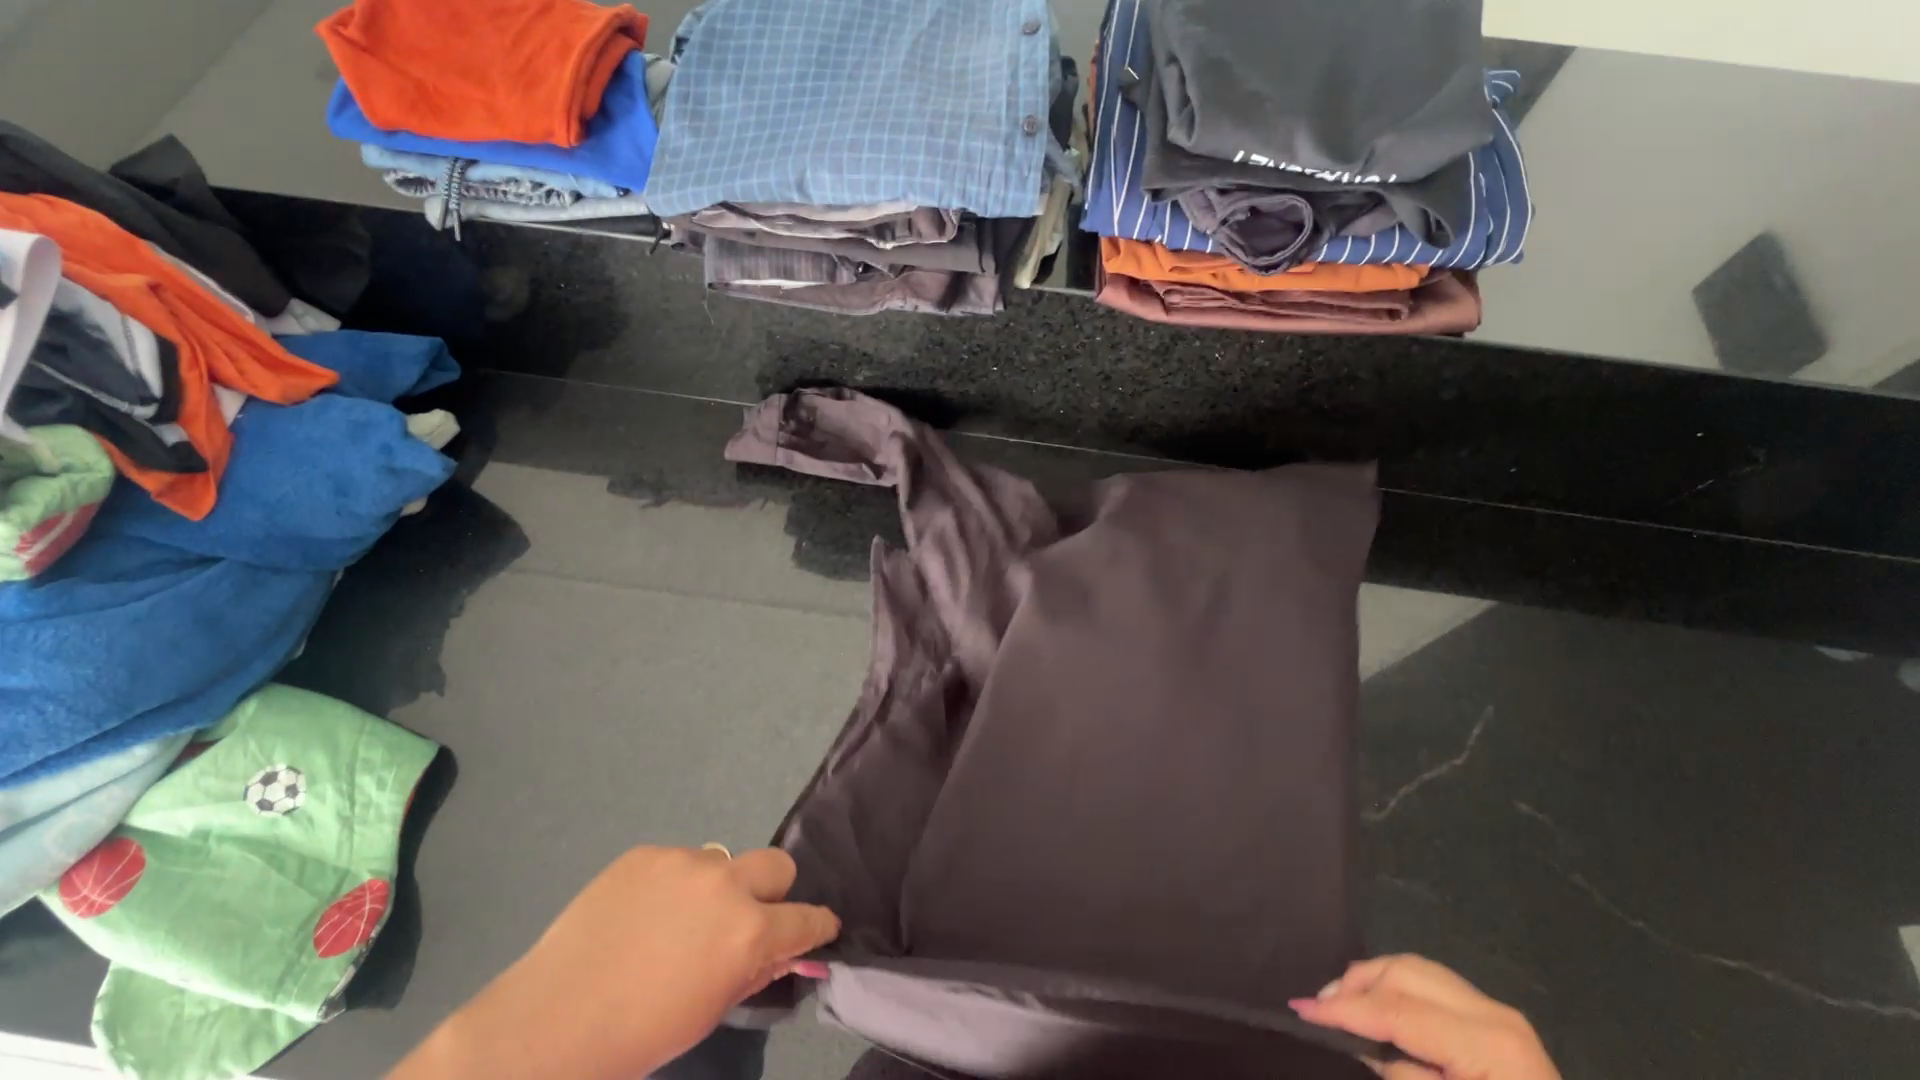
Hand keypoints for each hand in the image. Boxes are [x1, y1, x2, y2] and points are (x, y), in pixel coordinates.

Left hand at [390, 845, 840, 1079]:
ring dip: (716, 889)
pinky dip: (672, 886)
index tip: (817, 930)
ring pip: (722, 862)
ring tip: (676, 923)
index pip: (807, 918)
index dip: (817, 927)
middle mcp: (725, 886)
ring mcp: (683, 863)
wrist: (553, 1020)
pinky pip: (677, 863)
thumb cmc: (642, 1032)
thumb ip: (753, 971)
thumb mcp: (711, 1010)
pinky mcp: (646, 854)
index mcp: (749, 933)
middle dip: (773, 893)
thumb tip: (781, 952)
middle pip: (778, 865)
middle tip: (744, 923)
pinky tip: (642, 916)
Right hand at [1289, 954, 1560, 1079]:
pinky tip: (1379, 1007)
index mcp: (1485, 1042)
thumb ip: (1402, 1075)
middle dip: (1356, 984)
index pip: (1396, 1009)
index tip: (1298, 1009)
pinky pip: (1434, 985)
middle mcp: (1492, 1013)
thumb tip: (1362, 1043)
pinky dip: (1397, 988)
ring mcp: (1498, 1012)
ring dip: (1374, 980)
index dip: (1343, 1008)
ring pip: (1418, 969)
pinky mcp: (1497, 1020)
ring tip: (1342, 1003)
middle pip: (1405, 972)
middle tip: (1320, 1008)